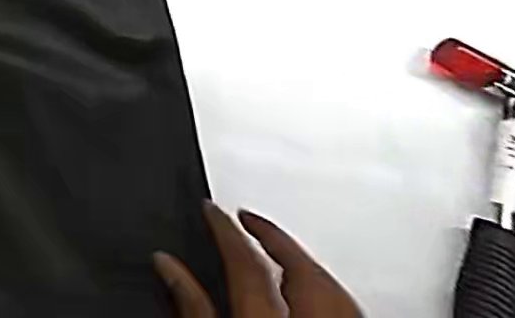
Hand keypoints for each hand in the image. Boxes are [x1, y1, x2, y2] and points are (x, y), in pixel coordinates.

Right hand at [155, 204, 361, 317]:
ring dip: (306, 264)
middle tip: (249, 216)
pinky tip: (312, 294)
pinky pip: (349, 313)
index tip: (210, 207)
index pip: (245, 260)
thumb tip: (165, 263)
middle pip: (302, 269)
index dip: (224, 227)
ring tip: (282, 248)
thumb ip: (192, 305)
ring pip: (335, 291)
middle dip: (275, 236)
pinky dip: (328, 294)